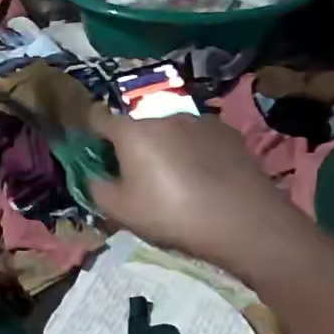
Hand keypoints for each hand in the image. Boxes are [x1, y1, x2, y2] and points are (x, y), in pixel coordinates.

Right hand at [87, 112, 311, 274]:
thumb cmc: (172, 215)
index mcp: (132, 131)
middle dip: (132, 145)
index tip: (94, 153)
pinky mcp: (227, 130)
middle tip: (137, 177)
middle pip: (137, 125)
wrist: (242, 219)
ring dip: (165, 147)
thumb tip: (96, 176)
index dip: (90, 133)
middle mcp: (163, 114)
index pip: (98, 117)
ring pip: (170, 130)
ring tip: (177, 180)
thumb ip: (97, 189)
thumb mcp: (122, 212)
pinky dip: (194, 151)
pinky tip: (205, 177)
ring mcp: (199, 119)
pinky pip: (198, 137)